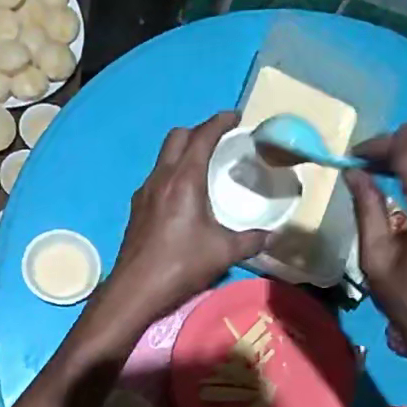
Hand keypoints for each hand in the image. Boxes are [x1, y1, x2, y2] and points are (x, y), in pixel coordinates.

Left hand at [98, 111, 267, 326]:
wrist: (135, 289)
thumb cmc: (181, 265)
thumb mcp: (224, 252)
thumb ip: (251, 240)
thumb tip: (270, 235)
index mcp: (183, 179)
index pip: (202, 136)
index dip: (219, 122)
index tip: (235, 117)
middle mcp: (160, 178)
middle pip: (177, 137)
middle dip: (199, 131)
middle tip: (221, 140)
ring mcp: (144, 192)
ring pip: (163, 157)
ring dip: (183, 152)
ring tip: (204, 166)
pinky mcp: (137, 209)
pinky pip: (157, 178)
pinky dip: (172, 173)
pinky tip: (184, 195)